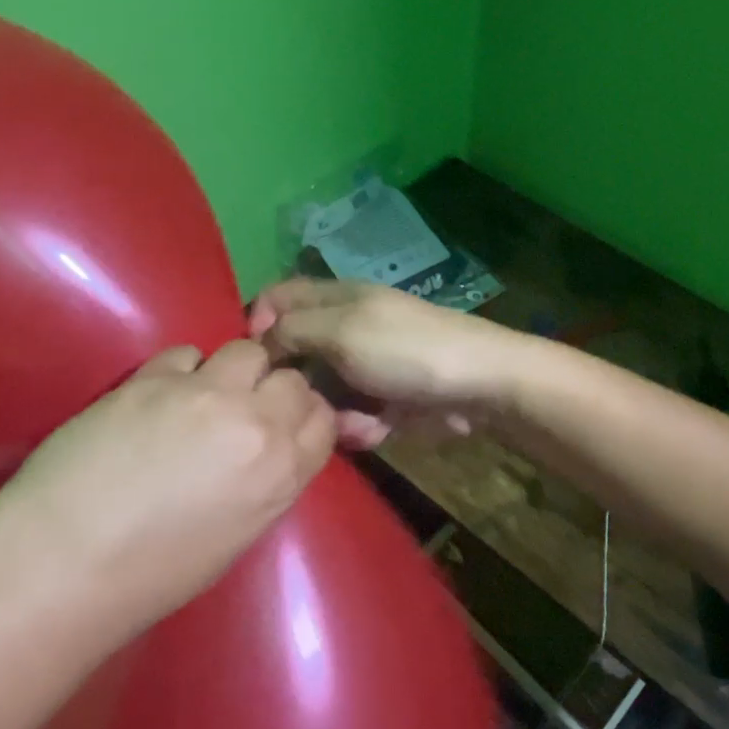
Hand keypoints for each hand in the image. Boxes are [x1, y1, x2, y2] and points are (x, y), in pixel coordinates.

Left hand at [0, 340, 335, 617]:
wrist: (64, 565)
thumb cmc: (154, 574)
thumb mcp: (239, 533)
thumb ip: (268, 479)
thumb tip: (269, 448)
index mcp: (283, 472)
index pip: (322, 417)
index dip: (303, 417)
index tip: (282, 426)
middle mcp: (255, 422)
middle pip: (290, 379)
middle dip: (273, 390)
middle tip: (242, 412)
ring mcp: (204, 394)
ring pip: (245, 352)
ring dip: (233, 371)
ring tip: (203, 397)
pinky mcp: (152, 378)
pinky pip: (185, 353)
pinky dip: (182, 371)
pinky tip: (159, 398)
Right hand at [248, 278, 530, 446]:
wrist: (478, 386)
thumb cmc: (405, 349)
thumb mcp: (340, 330)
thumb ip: (291, 330)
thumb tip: (259, 340)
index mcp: (336, 297)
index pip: (278, 297)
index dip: (257, 323)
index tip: (250, 361)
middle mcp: (346, 328)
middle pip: (297, 354)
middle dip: (297, 385)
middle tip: (301, 403)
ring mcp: (367, 366)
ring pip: (322, 394)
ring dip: (334, 412)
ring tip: (354, 420)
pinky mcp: (386, 400)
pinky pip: (354, 416)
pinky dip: (363, 426)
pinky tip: (379, 430)